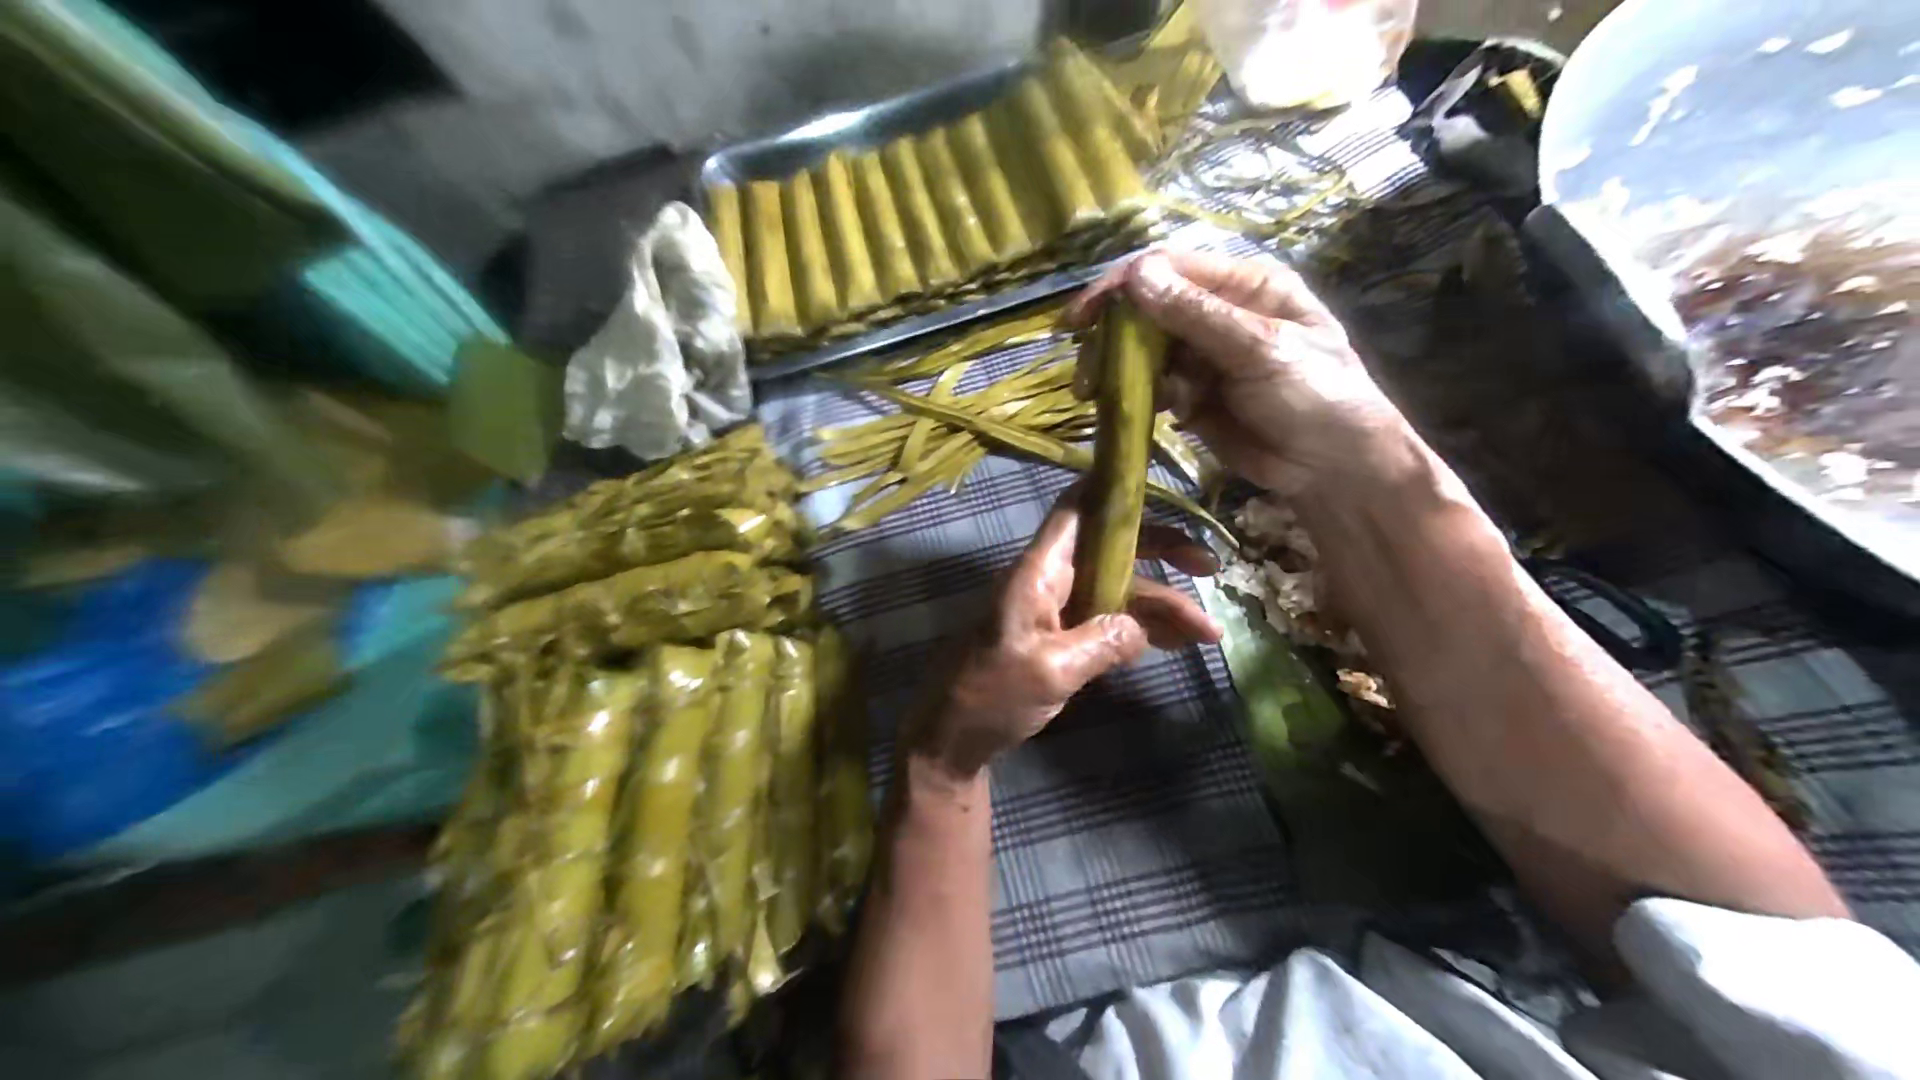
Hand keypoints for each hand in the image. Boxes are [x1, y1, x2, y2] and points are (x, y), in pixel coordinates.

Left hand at [906, 490, 1221, 779]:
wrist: (953, 737)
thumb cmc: (990, 695)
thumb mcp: (1051, 671)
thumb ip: (1102, 642)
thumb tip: (1142, 626)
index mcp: (1039, 572)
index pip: (1075, 509)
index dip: (1112, 489)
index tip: (1160, 485)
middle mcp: (1050, 581)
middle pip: (1111, 549)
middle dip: (1161, 552)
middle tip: (1210, 566)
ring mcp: (1057, 610)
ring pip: (1117, 591)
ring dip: (1162, 606)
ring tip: (1209, 633)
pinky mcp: (1061, 638)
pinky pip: (1108, 622)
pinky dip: (1142, 630)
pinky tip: (1177, 644)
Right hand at [1066, 249, 1412, 496]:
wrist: (1331, 467)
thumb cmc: (1315, 394)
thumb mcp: (1260, 348)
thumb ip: (1197, 315)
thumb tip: (1136, 277)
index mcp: (1243, 285)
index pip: (1169, 268)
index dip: (1121, 286)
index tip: (1081, 317)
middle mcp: (1217, 313)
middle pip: (1148, 309)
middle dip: (1112, 335)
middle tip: (1083, 368)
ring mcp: (1201, 356)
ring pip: (1143, 351)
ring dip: (1120, 371)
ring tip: (1099, 394)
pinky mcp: (1190, 394)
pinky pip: (1153, 387)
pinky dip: (1142, 397)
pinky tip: (1150, 411)